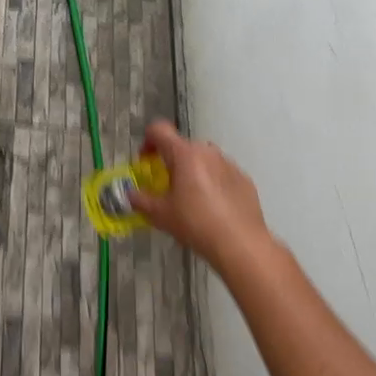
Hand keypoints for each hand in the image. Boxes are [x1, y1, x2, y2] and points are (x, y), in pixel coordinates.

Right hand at [129, 120, 274, 273]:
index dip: (147, 141)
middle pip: (183, 147)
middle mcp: (207, 151)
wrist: (241, 244)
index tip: (145, 161)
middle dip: (172, 162)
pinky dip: (214, 183)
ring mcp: (229, 164)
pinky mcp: (244, 179)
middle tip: (168, 186)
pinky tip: (214, 209)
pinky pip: (222, 174)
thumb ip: (141, 200)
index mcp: (184, 154)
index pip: (159, 130)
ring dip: (194, 171)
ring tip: (193, 199)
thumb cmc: (195, 224)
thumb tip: (131, 194)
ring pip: (204, 160)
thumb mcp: (161, 215)